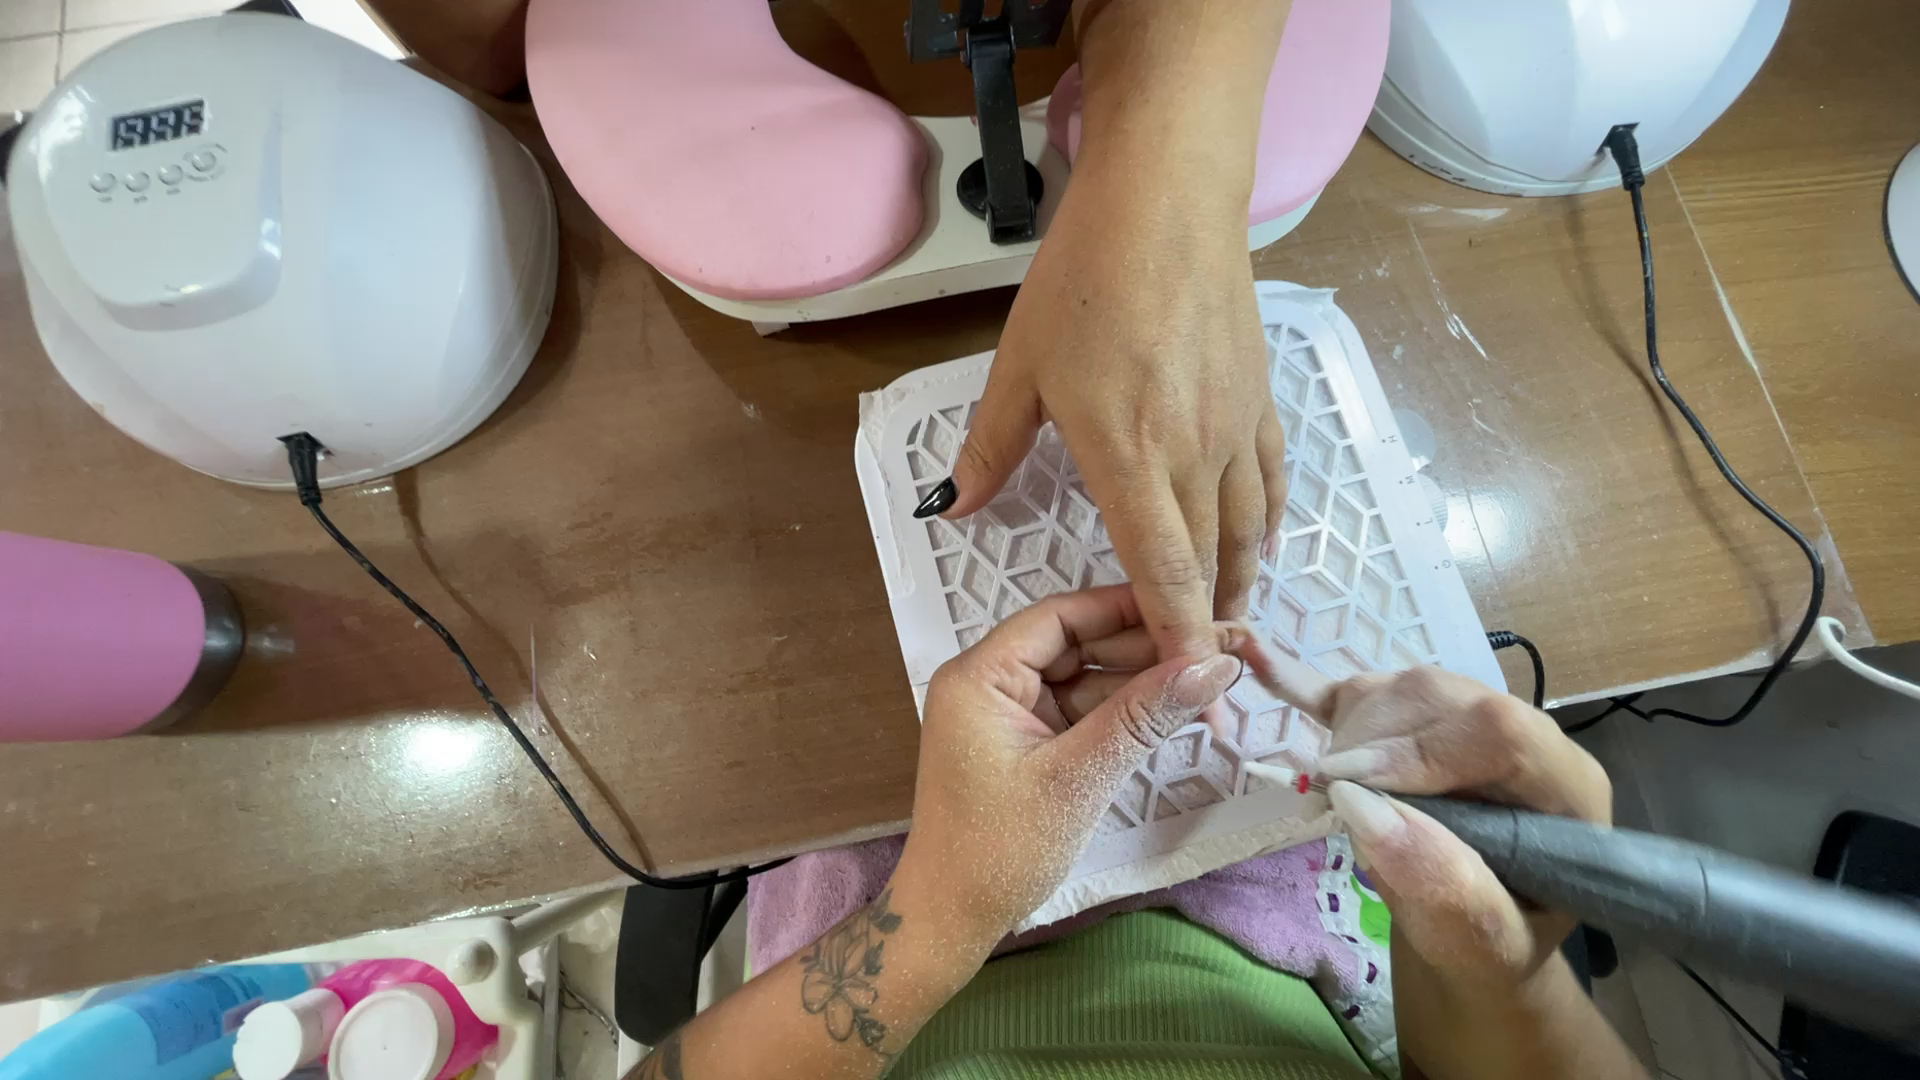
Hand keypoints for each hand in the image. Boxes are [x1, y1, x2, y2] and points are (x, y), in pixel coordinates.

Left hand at [893, 585, 1244, 944]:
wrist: (953, 919)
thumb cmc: (1000, 849)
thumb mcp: (1078, 777)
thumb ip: (1143, 716)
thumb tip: (1213, 664)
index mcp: (980, 674)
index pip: (1059, 617)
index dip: (1124, 608)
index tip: (1188, 609)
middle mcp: (990, 680)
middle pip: (1075, 644)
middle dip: (1142, 649)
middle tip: (1214, 648)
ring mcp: (1008, 711)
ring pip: (1083, 677)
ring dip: (1139, 682)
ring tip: (1208, 676)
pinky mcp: (1025, 739)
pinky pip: (1079, 710)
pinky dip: (1121, 712)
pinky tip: (1172, 707)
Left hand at [929, 147, 1285, 662]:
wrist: (1167, 202)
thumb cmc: (1083, 283)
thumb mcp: (1019, 369)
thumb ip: (987, 449)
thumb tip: (949, 508)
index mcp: (1127, 457)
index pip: (1161, 570)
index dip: (1173, 632)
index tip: (1182, 679)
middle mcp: (1193, 456)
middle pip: (1210, 561)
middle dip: (1205, 619)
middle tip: (1196, 659)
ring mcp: (1238, 428)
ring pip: (1250, 529)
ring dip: (1238, 580)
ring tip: (1224, 614)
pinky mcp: (1262, 401)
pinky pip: (1273, 480)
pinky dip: (1266, 525)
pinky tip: (1257, 541)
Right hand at [1256, 657, 1610, 989]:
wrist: (1467, 924)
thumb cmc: (1485, 940)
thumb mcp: (1481, 940)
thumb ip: (1442, 884)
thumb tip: (1361, 807)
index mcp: (1562, 784)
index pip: (1498, 730)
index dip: (1418, 748)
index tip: (1350, 786)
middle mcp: (1514, 730)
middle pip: (1435, 695)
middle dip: (1369, 740)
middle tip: (1330, 794)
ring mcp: (1453, 713)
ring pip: (1392, 686)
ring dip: (1346, 730)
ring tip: (1331, 786)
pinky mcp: (1399, 716)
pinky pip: (1348, 690)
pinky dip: (1296, 679)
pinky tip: (1255, 656)